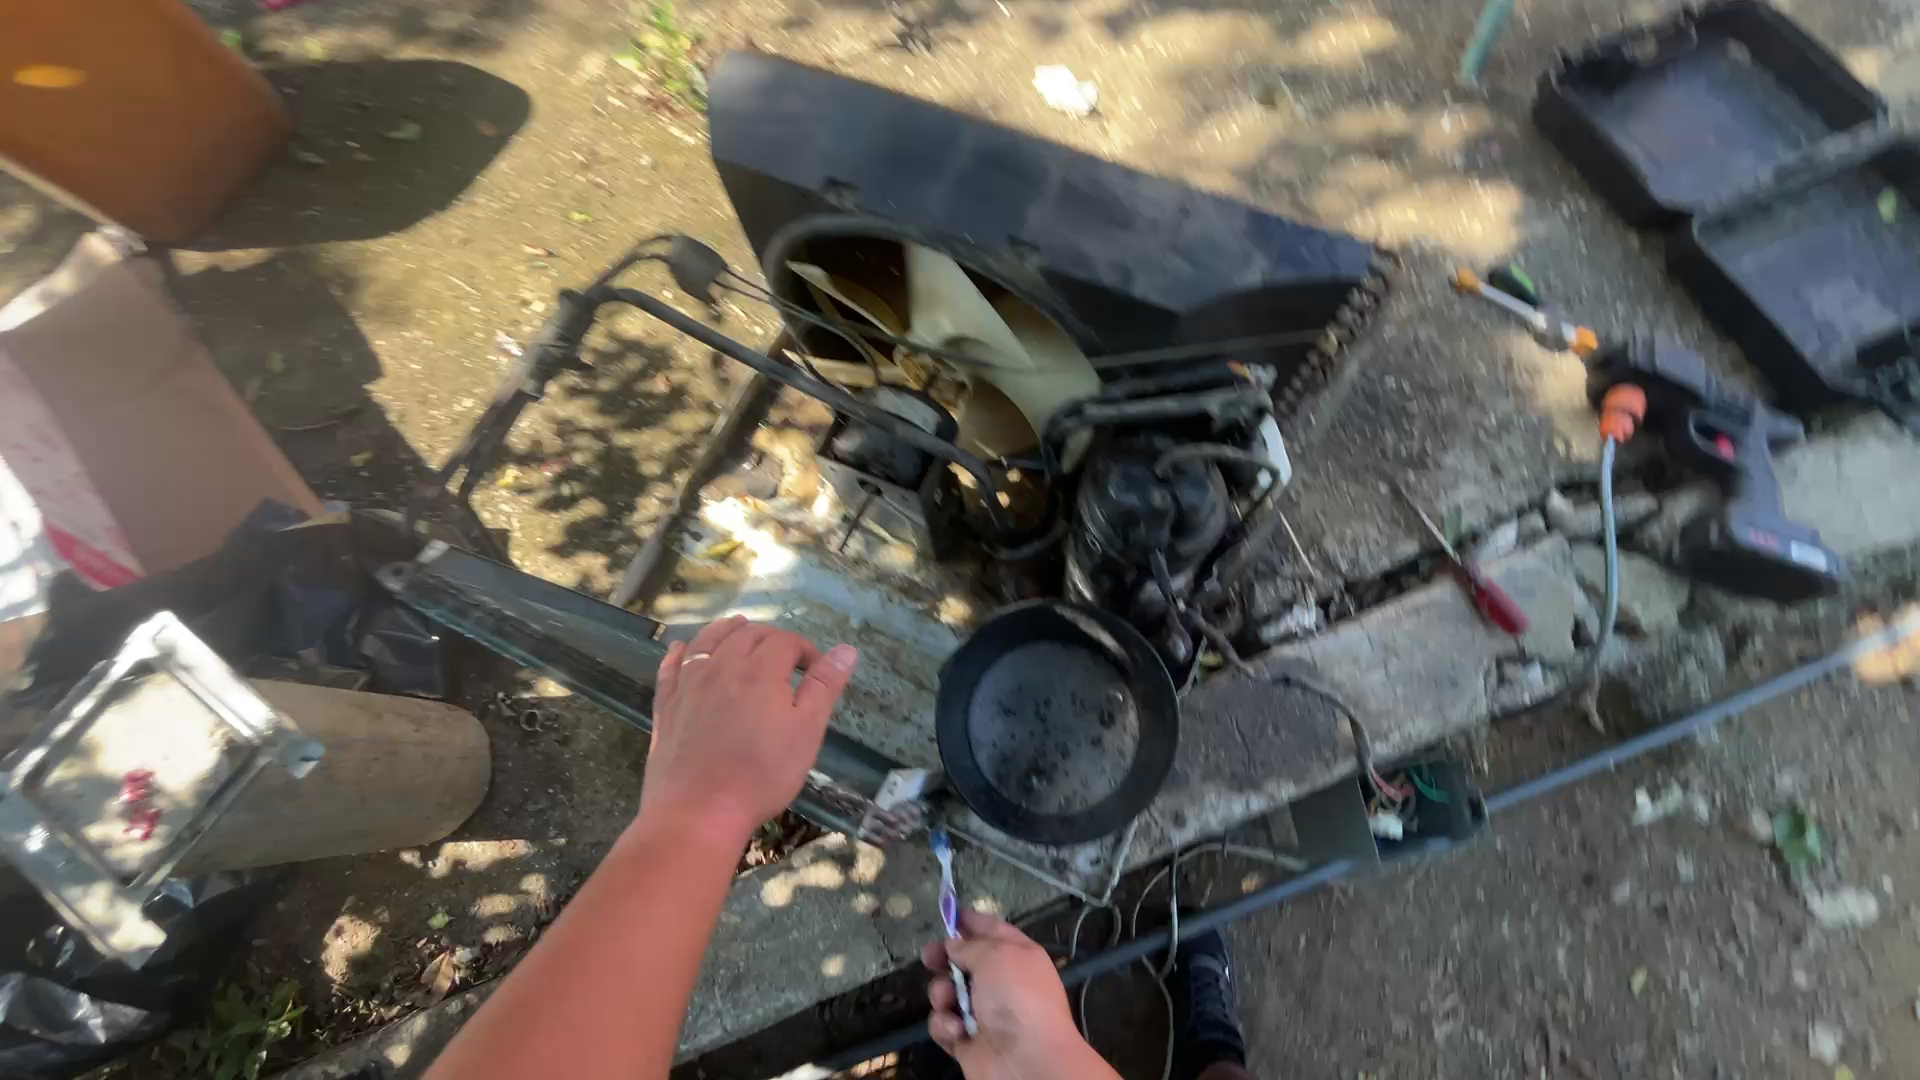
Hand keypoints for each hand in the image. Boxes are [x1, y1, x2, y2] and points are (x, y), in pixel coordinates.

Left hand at [640, 615, 857, 834]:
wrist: (697, 812)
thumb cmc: (761, 774)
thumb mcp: (806, 731)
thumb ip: (824, 687)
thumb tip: (846, 650)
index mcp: (761, 671)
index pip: (786, 642)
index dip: (806, 650)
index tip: (817, 669)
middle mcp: (723, 666)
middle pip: (748, 634)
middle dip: (771, 637)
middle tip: (785, 655)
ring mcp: (689, 684)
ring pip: (708, 640)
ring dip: (727, 629)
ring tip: (738, 626)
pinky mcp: (666, 705)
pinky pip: (671, 666)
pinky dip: (680, 651)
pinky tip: (681, 648)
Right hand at [921, 910, 1115, 1079]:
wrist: (1029, 1062)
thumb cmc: (1017, 997)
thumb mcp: (996, 956)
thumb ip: (969, 946)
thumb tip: (953, 945)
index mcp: (1016, 954)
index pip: (991, 929)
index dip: (971, 921)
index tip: (948, 913)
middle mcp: (1000, 981)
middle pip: (964, 961)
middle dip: (944, 958)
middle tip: (929, 957)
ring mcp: (982, 1012)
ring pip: (948, 992)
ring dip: (942, 993)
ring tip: (949, 1000)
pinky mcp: (967, 1041)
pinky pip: (944, 1024)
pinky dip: (946, 1026)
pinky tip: (957, 1031)